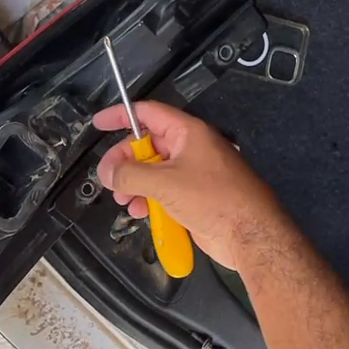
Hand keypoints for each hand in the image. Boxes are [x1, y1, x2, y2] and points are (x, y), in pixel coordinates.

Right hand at [93, 101, 294, 270]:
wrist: (249, 235)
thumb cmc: (217, 200)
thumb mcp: (165, 183)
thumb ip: (131, 175)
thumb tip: (109, 173)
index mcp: (188, 133)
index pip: (148, 114)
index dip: (121, 116)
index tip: (100, 123)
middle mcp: (190, 150)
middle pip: (147, 147)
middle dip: (125, 162)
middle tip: (109, 178)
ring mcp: (192, 175)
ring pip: (153, 173)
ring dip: (134, 185)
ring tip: (124, 200)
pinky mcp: (193, 198)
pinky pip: (163, 193)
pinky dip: (149, 200)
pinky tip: (141, 212)